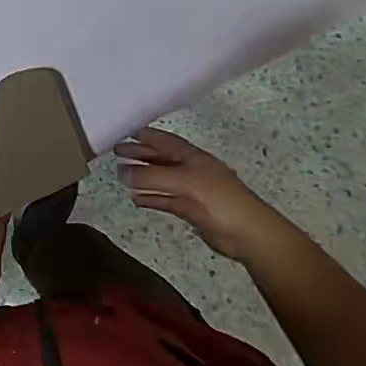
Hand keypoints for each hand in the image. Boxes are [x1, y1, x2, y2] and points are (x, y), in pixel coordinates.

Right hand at [115, 127, 280, 260]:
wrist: (247, 233)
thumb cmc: (220, 200)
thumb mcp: (183, 181)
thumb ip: (151, 176)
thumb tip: (122, 172)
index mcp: (191, 156)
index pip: (163, 140)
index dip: (145, 135)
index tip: (125, 132)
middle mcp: (190, 170)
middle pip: (160, 158)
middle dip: (139, 154)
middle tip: (117, 151)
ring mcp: (191, 190)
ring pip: (161, 179)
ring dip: (142, 177)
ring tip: (121, 175)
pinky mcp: (191, 210)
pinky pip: (165, 200)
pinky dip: (151, 198)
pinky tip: (137, 200)